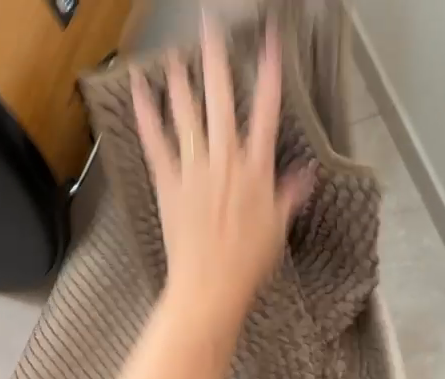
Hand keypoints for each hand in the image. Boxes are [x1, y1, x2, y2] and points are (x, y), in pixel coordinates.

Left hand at [131, 17, 315, 323]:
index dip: (271, 72)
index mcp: (256, 169)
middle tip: (211, 25)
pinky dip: (145, 111)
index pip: (267, 110)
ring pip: (187, 111)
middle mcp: (226, 159)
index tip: (270, 42)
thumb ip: (288, 195)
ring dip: (182, 77)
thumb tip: (305, 175)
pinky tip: (139, 87)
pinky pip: (155, 139)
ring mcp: (195, 167)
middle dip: (217, 57)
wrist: (211, 287)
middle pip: (222, 97)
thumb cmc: (246, 265)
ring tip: (176, 52)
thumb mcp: (277, 230)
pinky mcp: (168, 181)